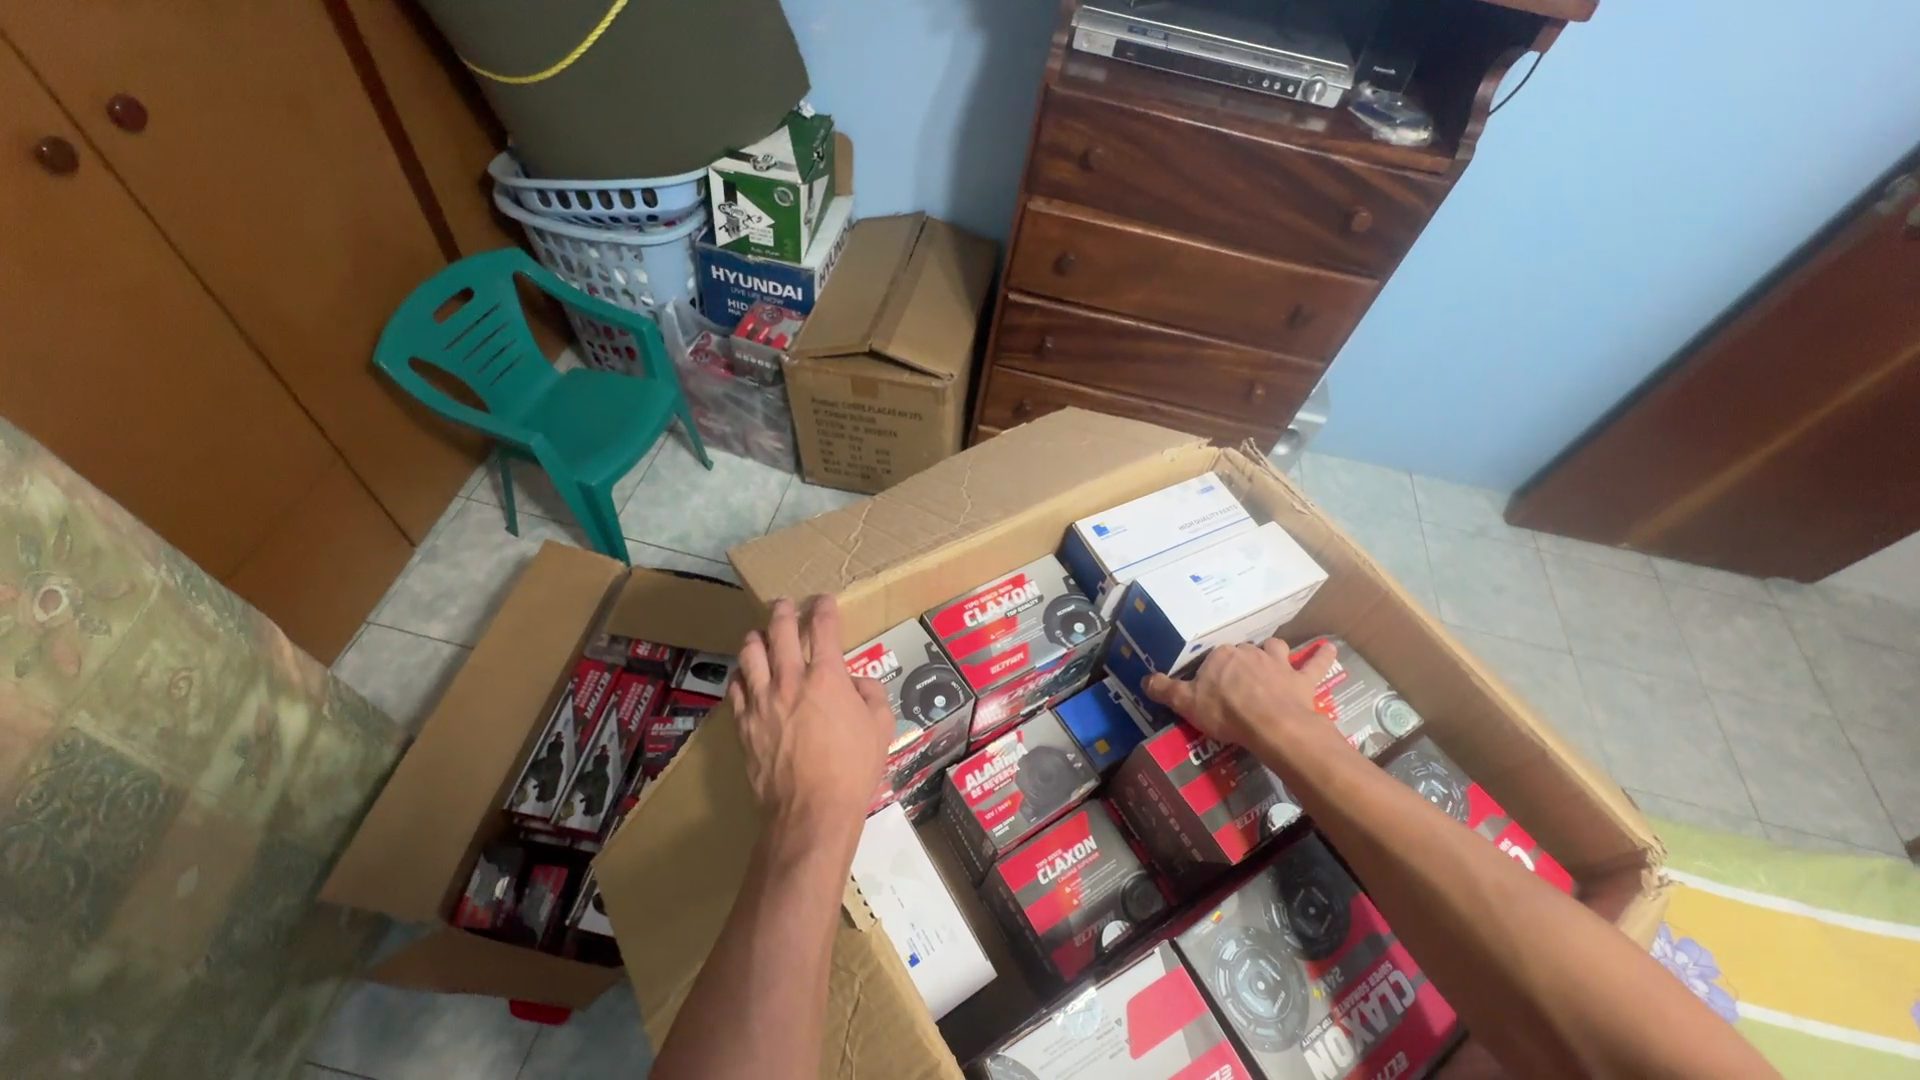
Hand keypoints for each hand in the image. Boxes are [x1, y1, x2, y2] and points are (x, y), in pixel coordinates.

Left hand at [729, 596, 892, 843]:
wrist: (810, 811)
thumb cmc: (853, 770)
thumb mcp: (880, 728)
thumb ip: (870, 695)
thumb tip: (856, 682)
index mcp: (827, 677)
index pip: (824, 628)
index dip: (825, 608)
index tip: (825, 601)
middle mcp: (790, 679)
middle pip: (781, 630)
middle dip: (785, 611)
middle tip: (786, 604)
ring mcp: (761, 700)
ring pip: (750, 653)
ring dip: (756, 637)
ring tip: (759, 634)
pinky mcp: (742, 723)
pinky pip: (734, 687)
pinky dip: (740, 674)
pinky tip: (744, 674)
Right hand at [1145, 638, 1341, 759]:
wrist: (1271, 726)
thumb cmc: (1226, 713)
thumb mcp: (1186, 704)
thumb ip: (1165, 690)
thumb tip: (1145, 678)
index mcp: (1221, 656)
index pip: (1212, 658)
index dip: (1210, 672)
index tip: (1208, 687)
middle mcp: (1249, 652)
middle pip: (1241, 652)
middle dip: (1239, 661)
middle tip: (1236, 679)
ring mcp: (1278, 664)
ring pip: (1274, 649)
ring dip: (1273, 652)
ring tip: (1271, 658)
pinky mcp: (1301, 680)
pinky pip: (1314, 664)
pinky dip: (1322, 656)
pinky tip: (1329, 648)